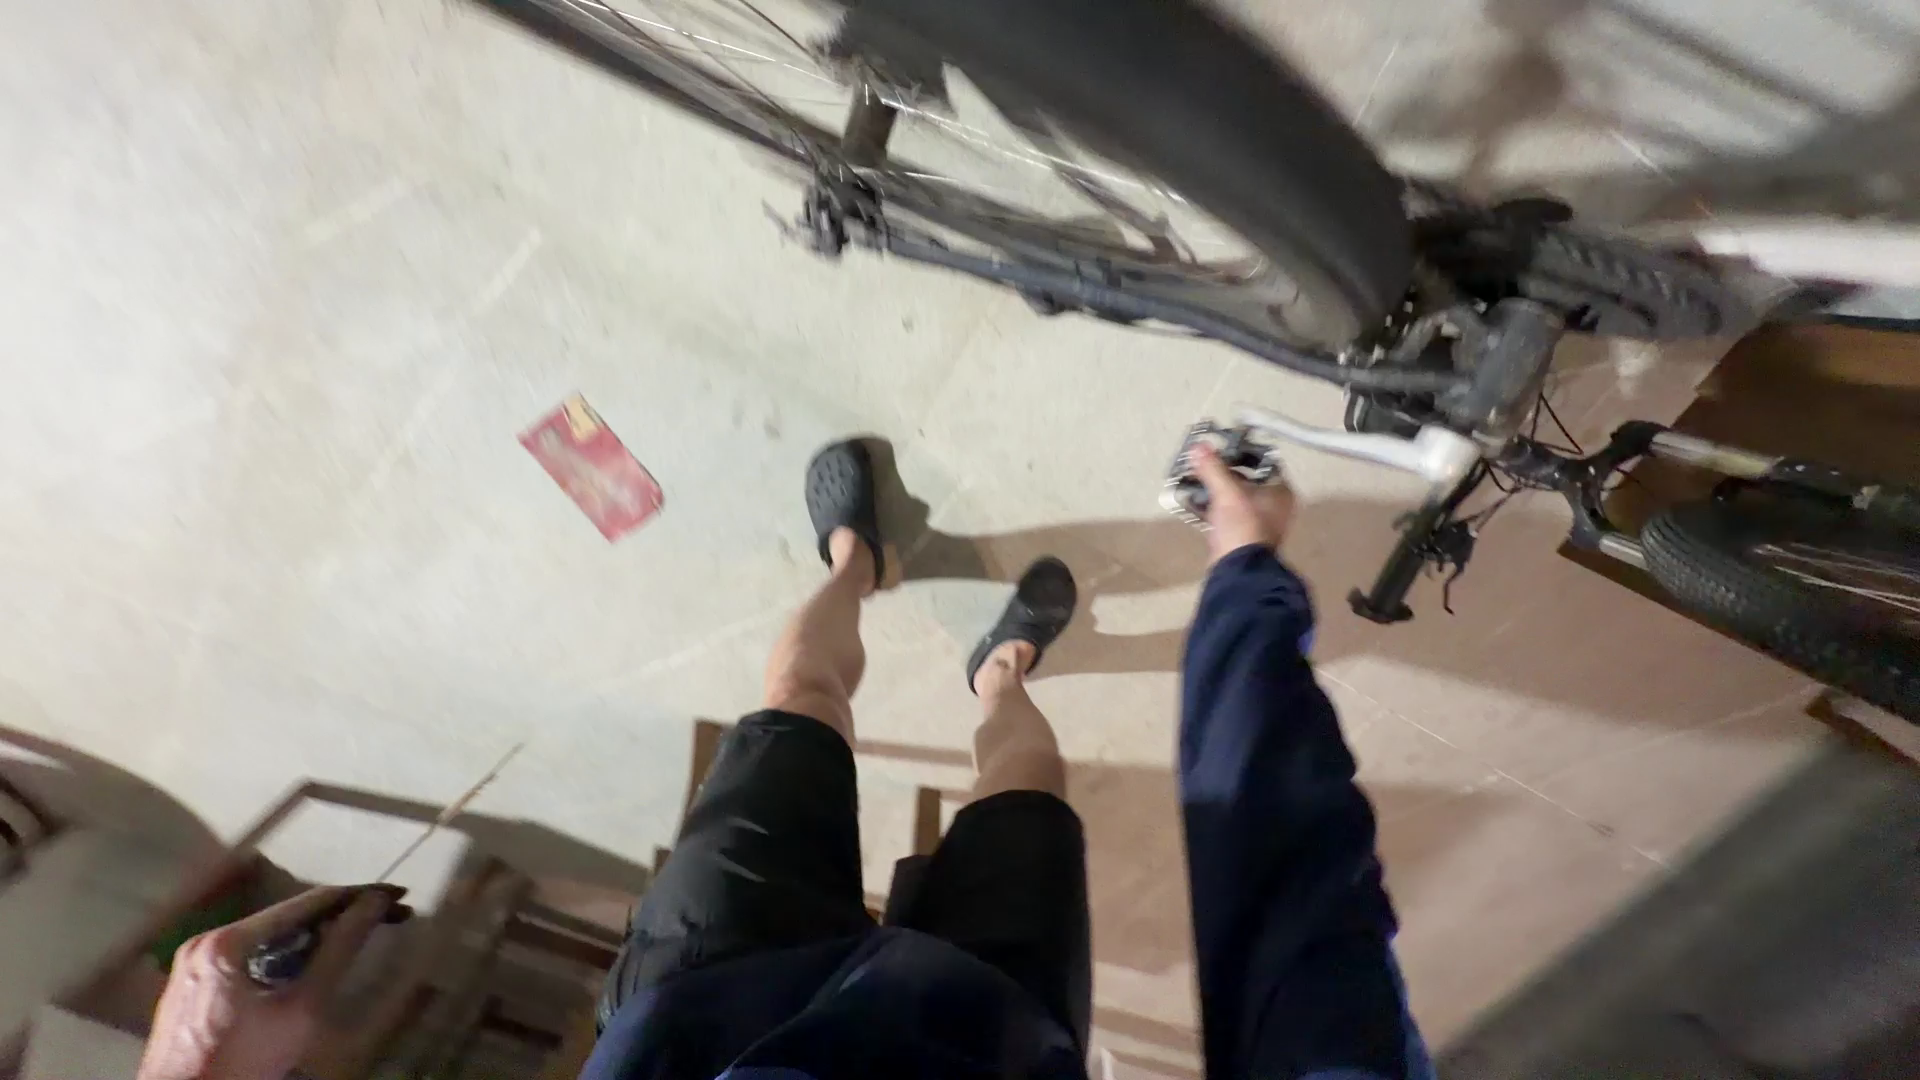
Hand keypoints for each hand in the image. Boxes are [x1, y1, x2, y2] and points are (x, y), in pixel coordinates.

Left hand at [138, 885, 403, 1079]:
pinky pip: (258, 950)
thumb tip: (377, 901)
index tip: (399, 895)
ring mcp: (196, 962)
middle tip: (390, 914)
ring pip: (276, 932)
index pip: (310, 902)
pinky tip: (320, 957)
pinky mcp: (195, 982)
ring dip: (321, 931)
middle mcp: (208, 941)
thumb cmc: (241, 1062)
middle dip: (343, 913)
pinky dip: (294, 949)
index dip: (360, 895)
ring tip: (363, 932)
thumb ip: (341, 948)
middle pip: (292, 915)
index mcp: (228, 941)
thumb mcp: (302, 1005)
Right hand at [1189, 441, 1294, 563]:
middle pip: (1246, 479)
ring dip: (1214, 490)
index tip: (1219, 449)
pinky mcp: (1243, 536)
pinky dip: (1212, 507)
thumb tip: (1199, 446)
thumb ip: (1212, 468)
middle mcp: (1274, 505)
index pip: (1263, 462)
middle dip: (1222, 473)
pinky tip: (1195, 501)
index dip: (1241, 453)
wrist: (1238, 569)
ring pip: (1235, 497)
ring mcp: (1259, 522)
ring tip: (1194, 482)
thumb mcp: (1226, 492)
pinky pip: (1227, 514)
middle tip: (1202, 466)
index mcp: (1280, 491)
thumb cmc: (1242, 525)